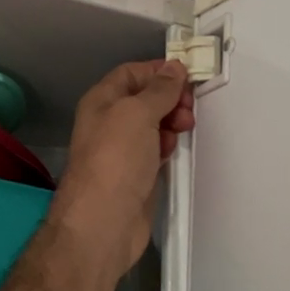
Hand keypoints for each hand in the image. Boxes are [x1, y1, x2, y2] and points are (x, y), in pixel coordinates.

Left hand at [47, 60, 195, 275]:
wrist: (103, 223)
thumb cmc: (115, 160)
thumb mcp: (137, 114)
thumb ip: (159, 89)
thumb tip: (175, 67)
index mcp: (102, 101)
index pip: (132, 73)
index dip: (159, 71)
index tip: (187, 78)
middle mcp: (110, 122)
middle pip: (146, 98)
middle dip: (170, 99)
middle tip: (187, 111)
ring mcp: (123, 150)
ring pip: (154, 125)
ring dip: (172, 123)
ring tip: (183, 131)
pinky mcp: (137, 174)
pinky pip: (157, 150)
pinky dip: (169, 146)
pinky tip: (174, 152)